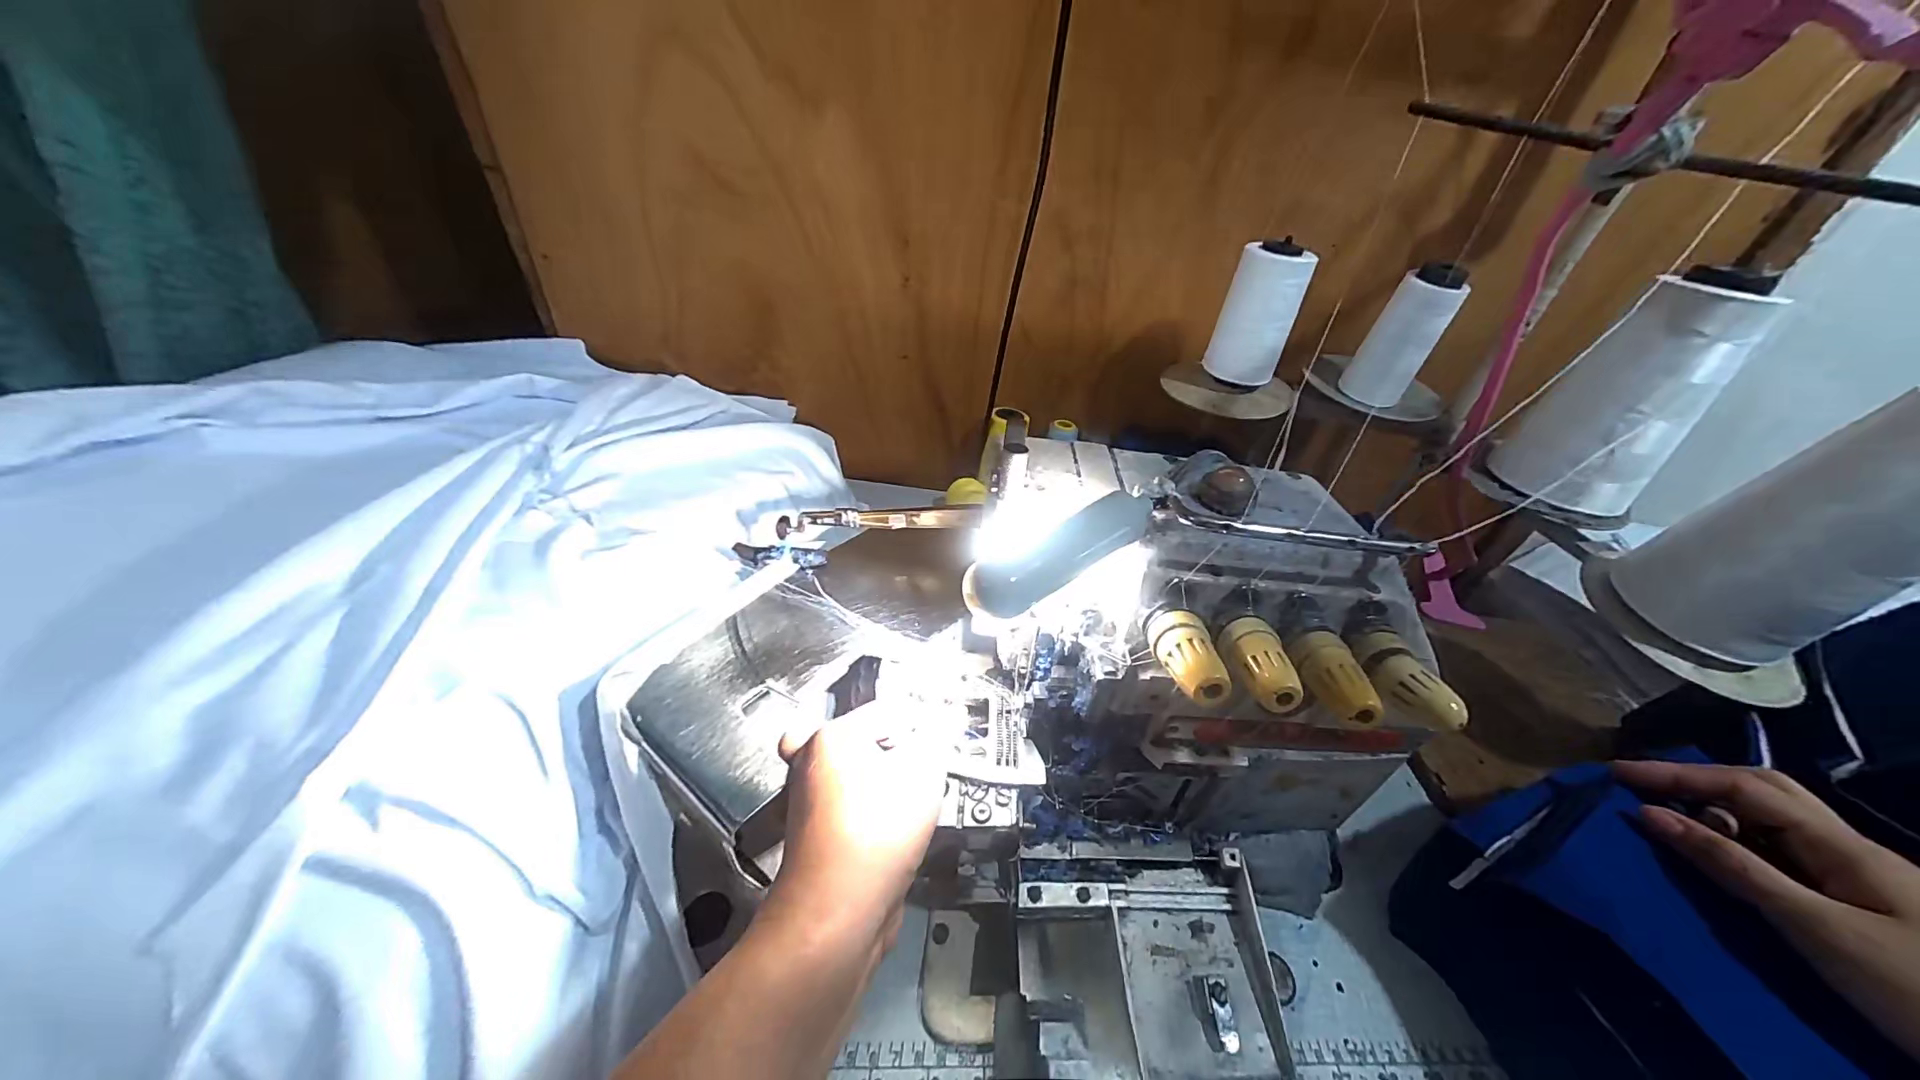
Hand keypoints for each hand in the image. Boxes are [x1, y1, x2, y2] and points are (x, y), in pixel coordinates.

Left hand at [764, 701, 946, 944]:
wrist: (839, 913)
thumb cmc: (873, 836)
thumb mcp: (925, 772)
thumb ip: (935, 741)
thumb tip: (940, 729)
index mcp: (832, 735)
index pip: (887, 711)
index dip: (922, 726)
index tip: (942, 742)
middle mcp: (811, 763)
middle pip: (869, 744)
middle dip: (898, 758)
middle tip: (920, 775)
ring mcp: (809, 803)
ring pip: (861, 779)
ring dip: (886, 790)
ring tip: (909, 810)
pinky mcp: (818, 839)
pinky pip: (855, 814)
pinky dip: (874, 821)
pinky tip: (895, 838)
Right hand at [1614, 760, 1919, 1061]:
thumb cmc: (1913, 988)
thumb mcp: (1816, 928)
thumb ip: (1733, 867)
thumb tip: (1652, 815)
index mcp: (1844, 846)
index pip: (1745, 788)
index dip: (1677, 775)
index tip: (1616, 774)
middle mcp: (1851, 847)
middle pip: (1765, 790)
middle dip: (1698, 779)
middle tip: (1639, 785)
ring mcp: (1859, 875)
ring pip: (1776, 818)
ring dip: (1717, 805)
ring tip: (1666, 813)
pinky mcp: (1857, 900)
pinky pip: (1783, 849)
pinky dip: (1737, 836)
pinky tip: (1717, 850)